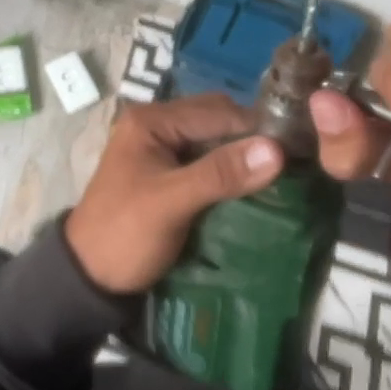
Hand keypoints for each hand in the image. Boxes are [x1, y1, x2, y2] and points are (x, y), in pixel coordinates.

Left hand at [65, 95, 283, 293]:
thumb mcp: (172, 203)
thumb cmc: (125, 234)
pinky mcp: (169, 176)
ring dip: (243, 156)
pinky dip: (230, 172)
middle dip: (253, 139)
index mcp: (152, 120)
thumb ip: (220, 174)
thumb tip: (277, 150)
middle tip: (297, 162)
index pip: (217, 111)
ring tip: (284, 175)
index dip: (257, 128)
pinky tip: (256, 188)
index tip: (301, 147)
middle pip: (218, 122)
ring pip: (215, 142)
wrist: (88, 278)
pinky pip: (208, 163)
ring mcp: (162, 150)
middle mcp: (157, 125)